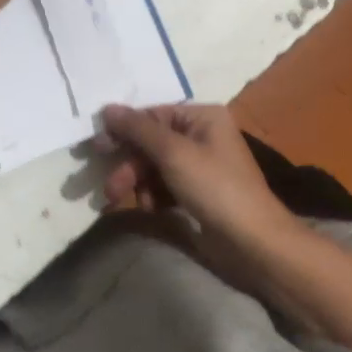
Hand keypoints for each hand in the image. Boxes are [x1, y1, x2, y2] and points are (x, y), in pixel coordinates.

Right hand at [97, 104, 297, 243]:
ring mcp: (200, 166)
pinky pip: (164, 186)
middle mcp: (202, 136)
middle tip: (110, 187)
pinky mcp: (197, 193)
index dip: (124, 130)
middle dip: (129, 165)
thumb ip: (137, 129)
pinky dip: (153, 196)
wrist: (253, 243)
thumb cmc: (215, 188)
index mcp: (202, 118)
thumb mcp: (173, 153)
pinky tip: (150, 209)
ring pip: (154, 167)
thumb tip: (107, 108)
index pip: (152, 115)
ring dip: (137, 183)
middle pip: (151, 143)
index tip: (98, 148)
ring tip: (123, 202)